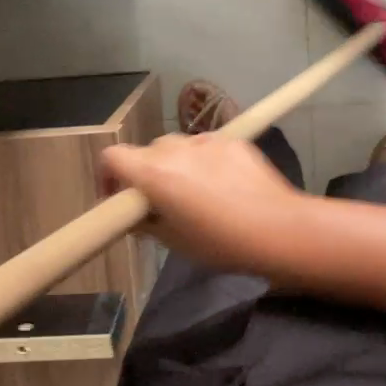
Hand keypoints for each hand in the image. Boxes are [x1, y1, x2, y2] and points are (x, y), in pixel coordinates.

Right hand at [100, 133, 310, 273]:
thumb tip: (137, 217)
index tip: (117, 197)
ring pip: (178, 147)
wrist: (278, 229)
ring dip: (175, 165)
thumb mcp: (173, 241)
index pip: (112, 158)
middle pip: (146, 152)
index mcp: (153, 173)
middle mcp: (174, 149)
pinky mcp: (233, 141)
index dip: (108, 176)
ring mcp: (206, 141)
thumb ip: (147, 223)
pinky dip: (204, 162)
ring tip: (193, 193)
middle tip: (158, 202)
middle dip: (145, 173)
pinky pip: (207, 147)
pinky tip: (223, 186)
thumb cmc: (220, 243)